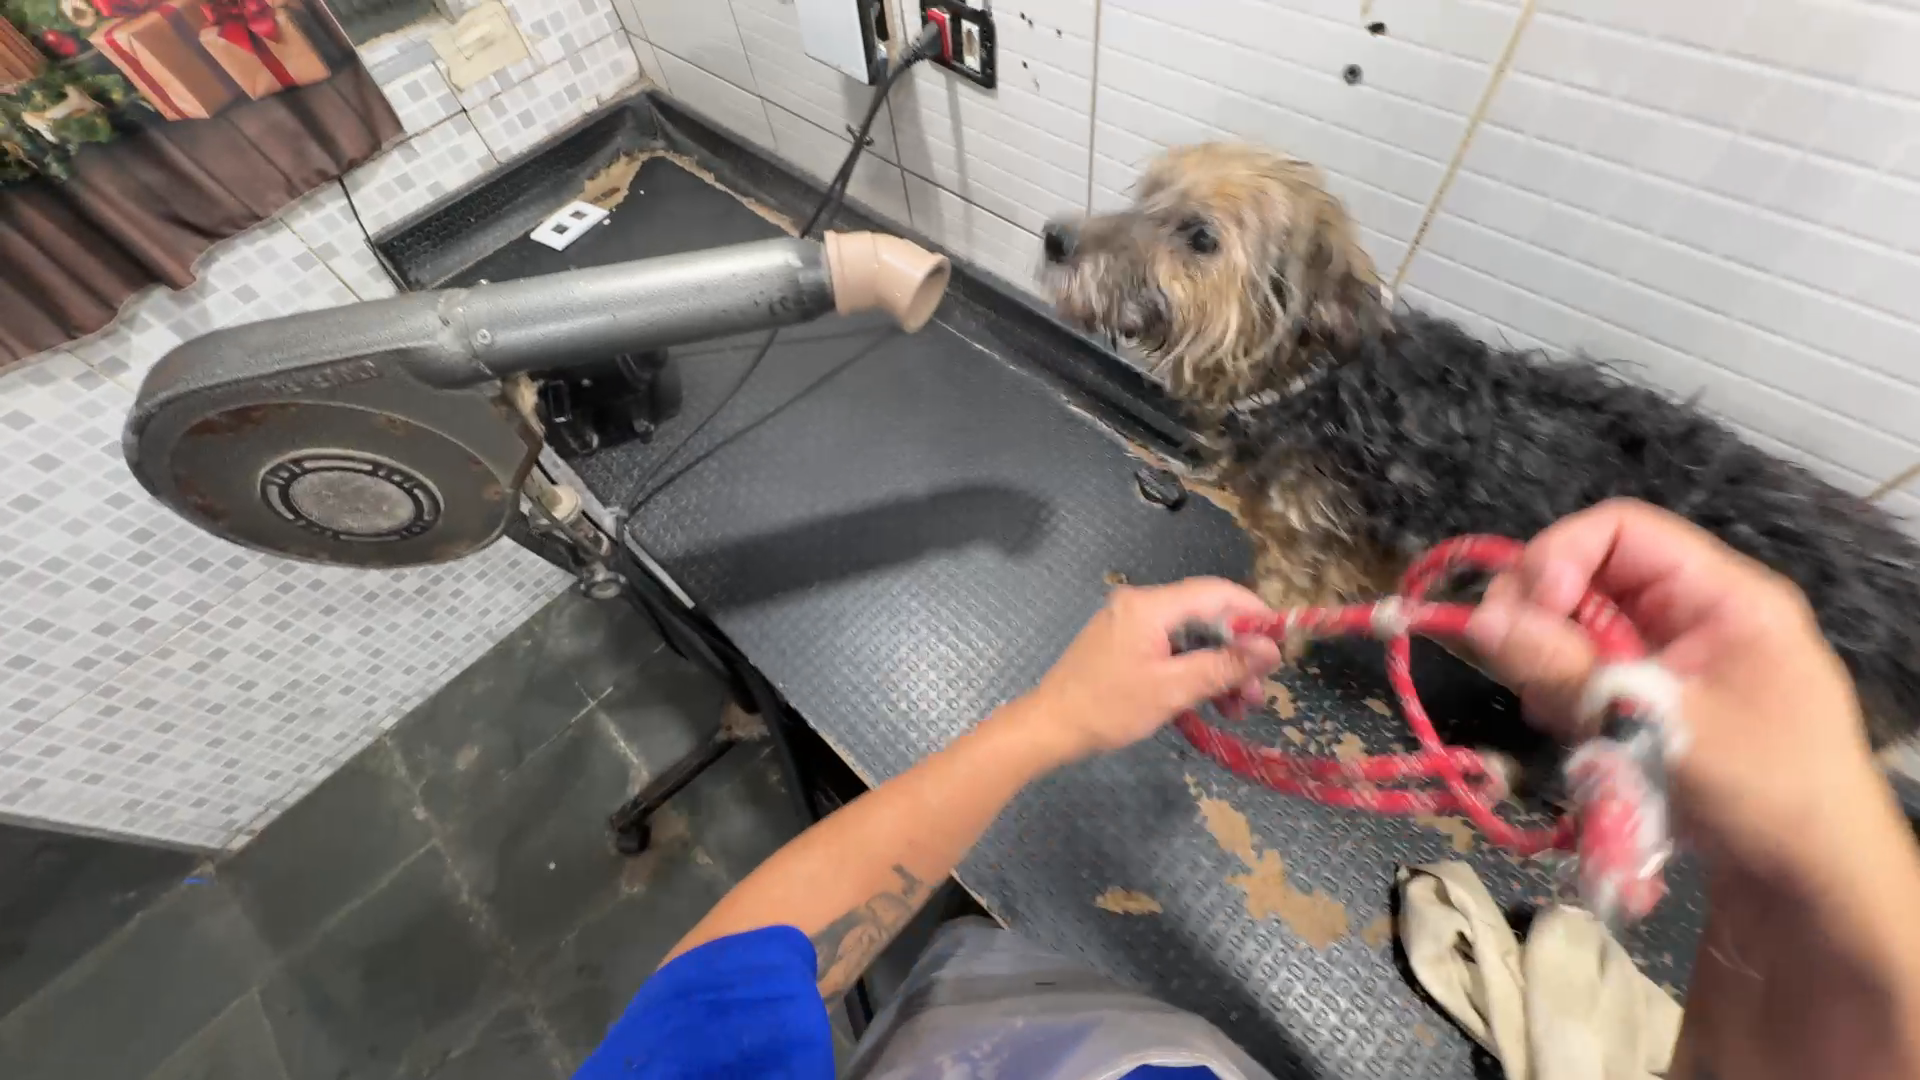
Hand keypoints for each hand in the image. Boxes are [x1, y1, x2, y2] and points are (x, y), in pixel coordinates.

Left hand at [1002, 578, 1282, 766]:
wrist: (1051, 726)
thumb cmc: (1109, 707)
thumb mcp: (1173, 690)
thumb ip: (1224, 665)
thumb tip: (1271, 649)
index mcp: (1149, 606)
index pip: (1215, 592)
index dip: (1254, 614)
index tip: (1281, 643)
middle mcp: (1140, 604)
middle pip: (1205, 617)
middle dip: (1237, 653)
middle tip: (1257, 693)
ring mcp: (1130, 623)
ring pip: (1190, 637)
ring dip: (1218, 669)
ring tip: (1238, 708)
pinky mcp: (1124, 643)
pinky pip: (1170, 648)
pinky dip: (1192, 671)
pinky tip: (1210, 702)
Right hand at [1463, 498, 1889, 884]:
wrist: (1804, 878)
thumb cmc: (1764, 795)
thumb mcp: (1656, 724)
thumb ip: (1563, 667)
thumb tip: (1476, 620)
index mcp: (1720, 596)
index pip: (1617, 529)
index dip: (1558, 555)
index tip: (1529, 613)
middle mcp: (1685, 607)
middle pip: (1577, 568)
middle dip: (1534, 611)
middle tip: (1515, 662)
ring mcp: (1658, 645)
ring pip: (1561, 616)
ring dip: (1539, 658)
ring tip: (1560, 711)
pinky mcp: (1634, 679)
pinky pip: (1565, 657)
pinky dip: (1548, 685)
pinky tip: (1570, 724)